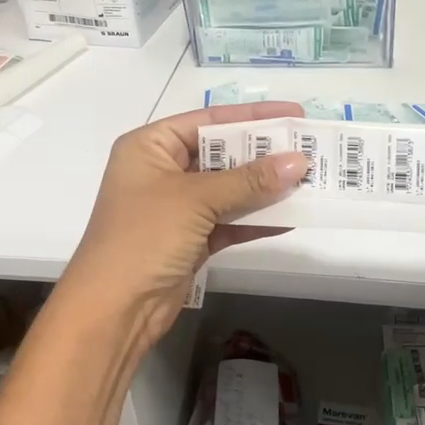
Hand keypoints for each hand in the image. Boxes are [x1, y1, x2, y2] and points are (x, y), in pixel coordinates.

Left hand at [59, 103, 307, 348]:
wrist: (114, 310)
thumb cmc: (144, 237)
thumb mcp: (195, 200)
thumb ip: (248, 180)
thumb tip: (298, 162)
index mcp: (150, 147)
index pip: (208, 121)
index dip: (252, 117)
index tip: (294, 114)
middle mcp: (162, 171)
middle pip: (221, 154)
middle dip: (264, 154)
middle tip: (311, 148)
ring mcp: (176, 208)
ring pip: (229, 190)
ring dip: (266, 188)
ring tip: (311, 180)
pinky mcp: (190, 240)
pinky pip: (230, 221)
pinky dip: (257, 220)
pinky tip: (292, 216)